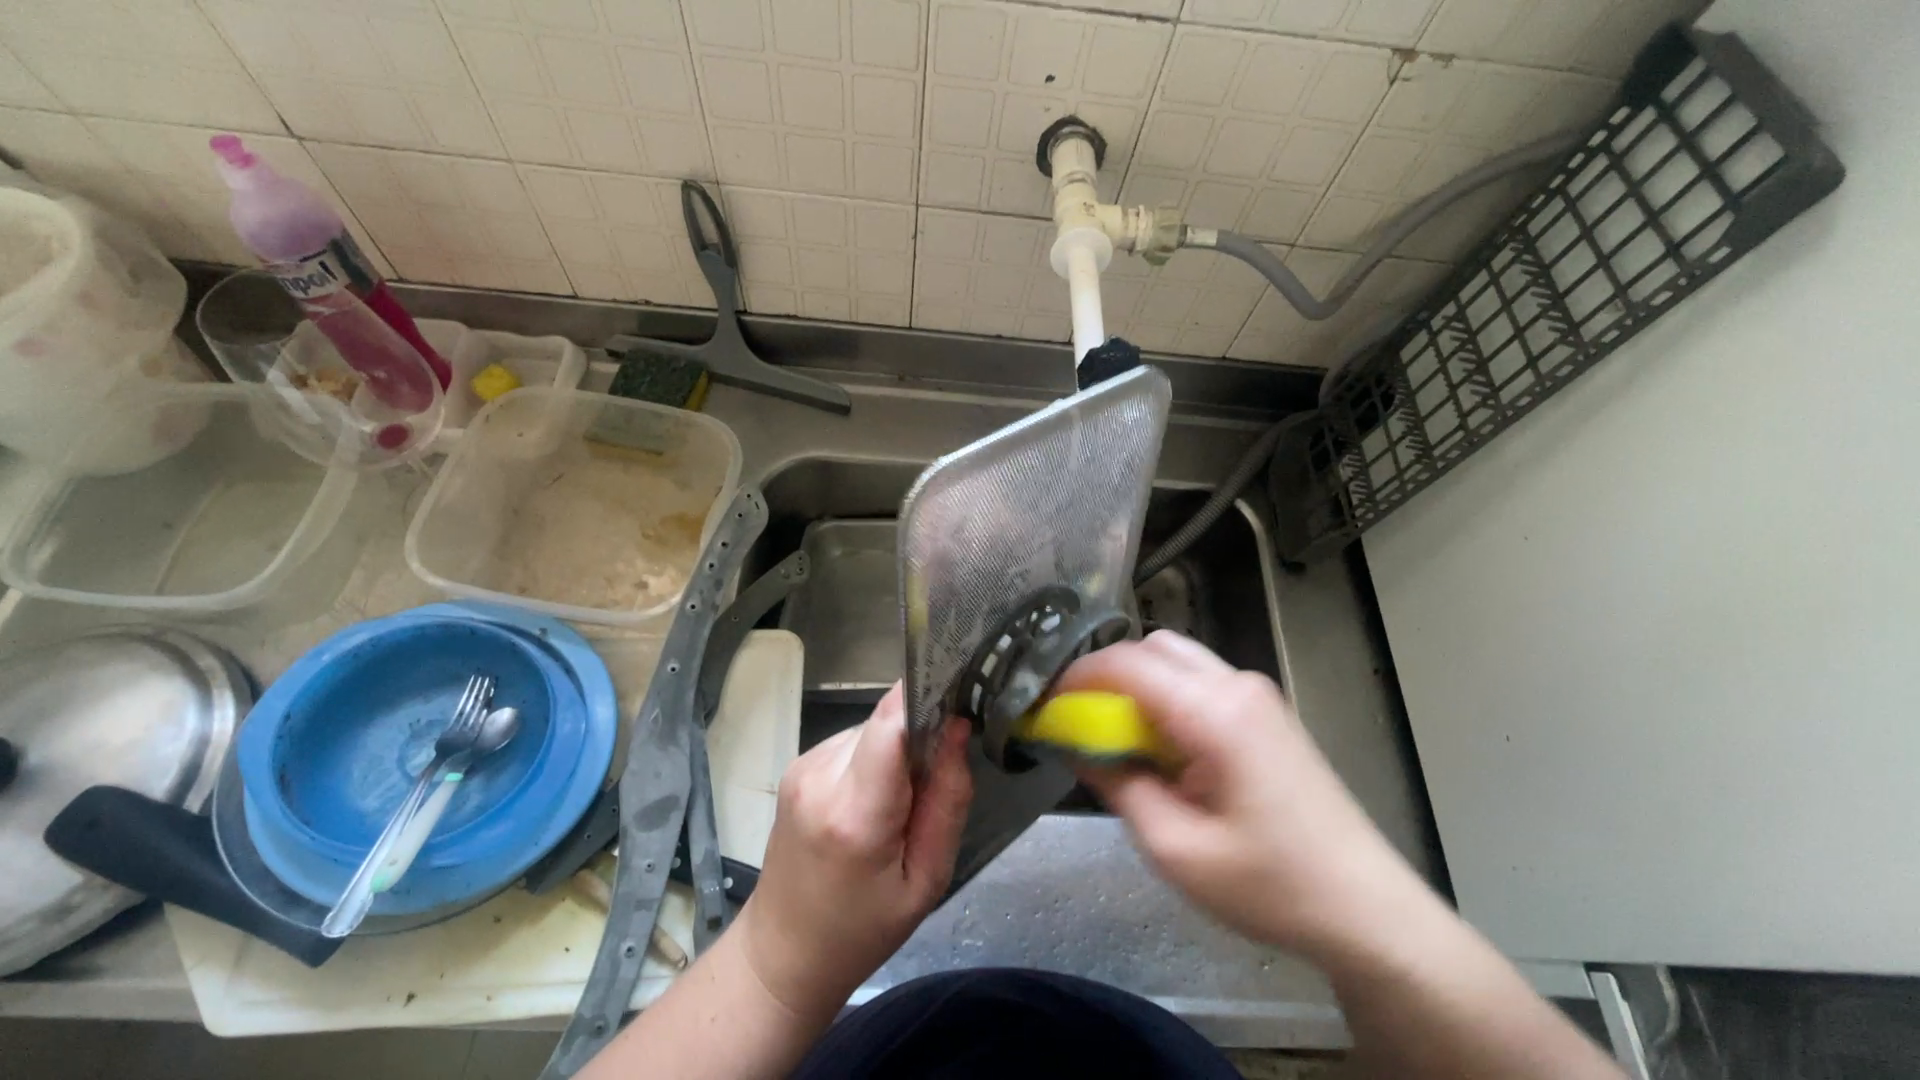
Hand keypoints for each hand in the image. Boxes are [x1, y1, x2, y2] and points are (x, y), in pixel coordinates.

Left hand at [737, 684, 971, 1016]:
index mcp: (854, 812)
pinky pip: (852, 743)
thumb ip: (947, 800)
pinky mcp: (796, 767)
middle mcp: (819, 776)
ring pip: (870, 730)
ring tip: (897, 808)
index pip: (891, 720)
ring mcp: (801, 768)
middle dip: (918, 742)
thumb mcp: (927, 879)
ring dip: (894, 754)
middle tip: (930, 793)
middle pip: (886, 723)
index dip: (927, 700)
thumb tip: (957, 728)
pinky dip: (872, 762)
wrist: (783, 951)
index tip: (958, 706)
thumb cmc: (862, 930)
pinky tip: (871, 805)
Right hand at [1059, 631, 1427, 961]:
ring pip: (1177, 662)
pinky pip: (1201, 685)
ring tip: (1114, 741)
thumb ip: (1119, 785)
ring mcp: (1259, 697)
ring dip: (1136, 688)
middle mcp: (1238, 686)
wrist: (1366, 909)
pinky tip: (1159, 750)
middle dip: (1105, 677)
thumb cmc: (1270, 886)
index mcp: (1217, 712)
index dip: (1075, 679)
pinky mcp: (1267, 716)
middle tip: (1076, 724)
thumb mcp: (1176, 849)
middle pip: (1153, 649)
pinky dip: (1165, 701)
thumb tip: (1076, 746)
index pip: (1127, 664)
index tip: (1042, 709)